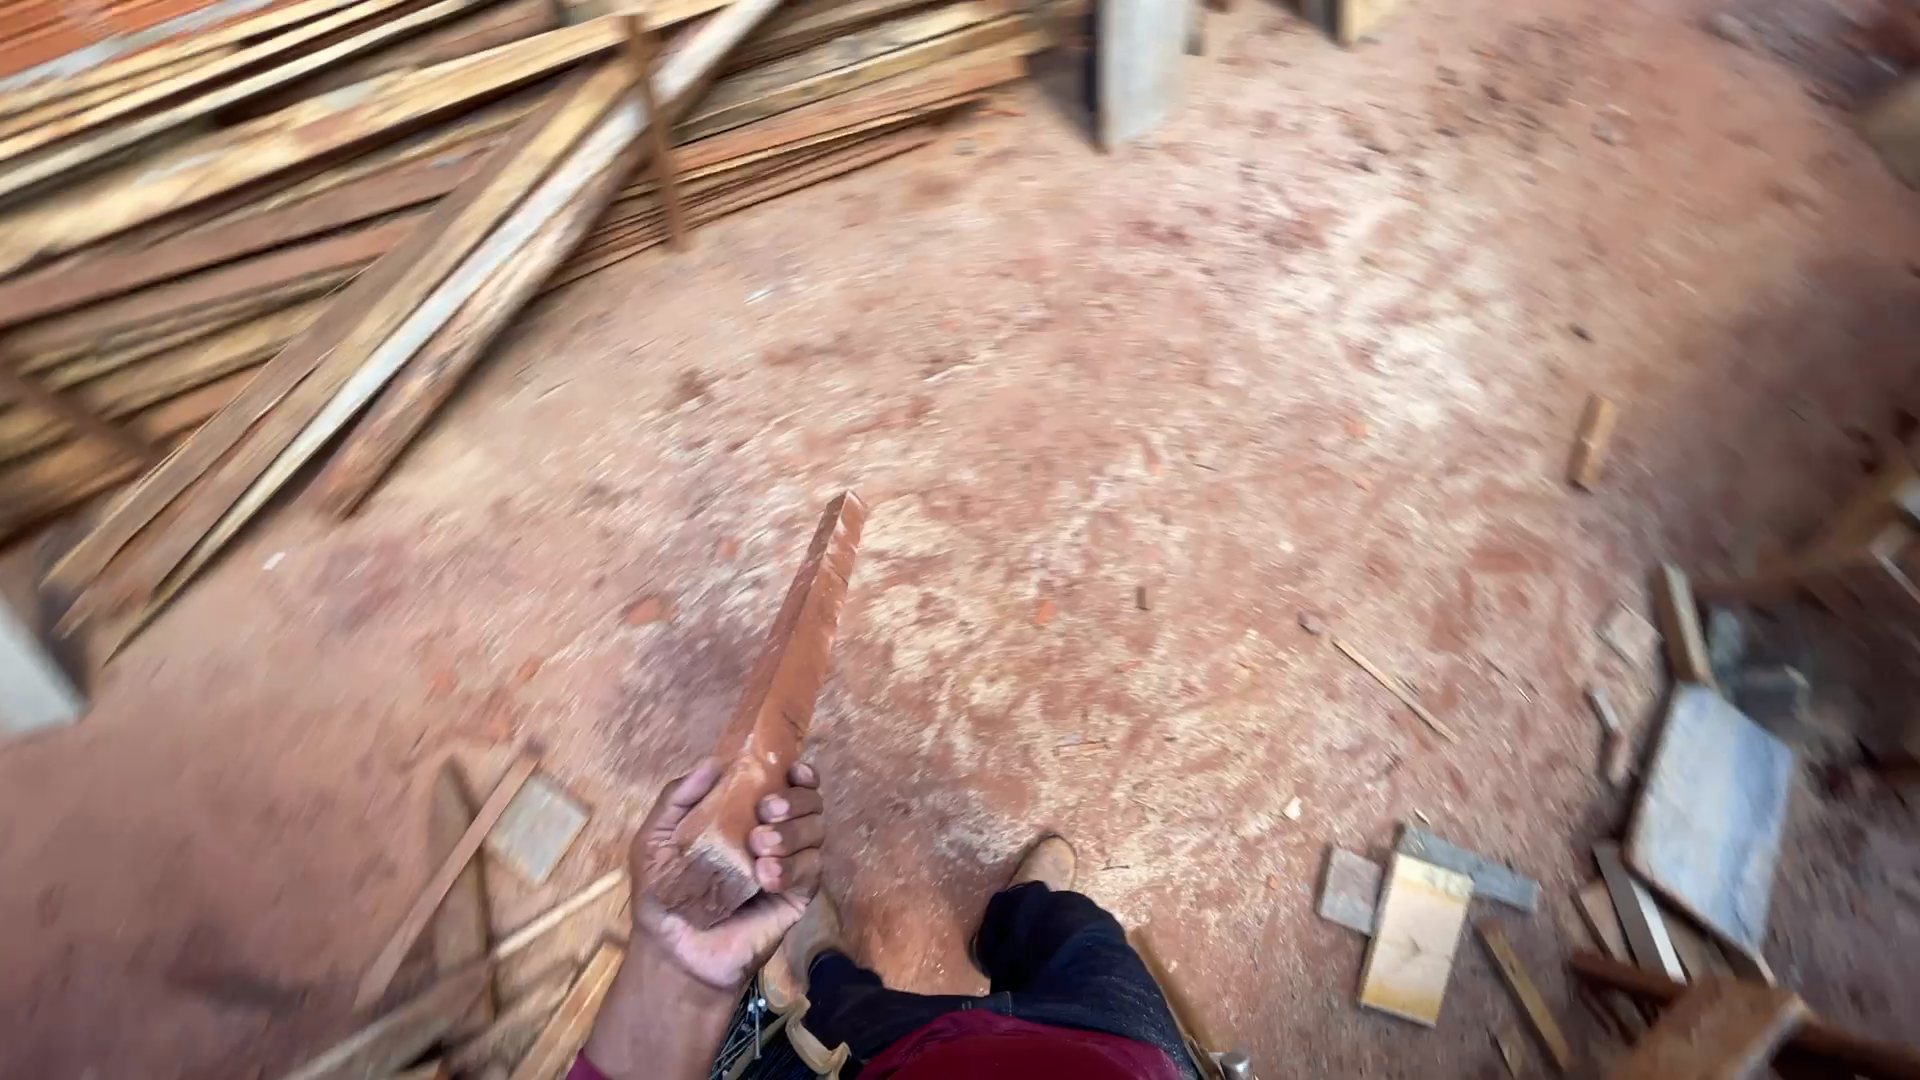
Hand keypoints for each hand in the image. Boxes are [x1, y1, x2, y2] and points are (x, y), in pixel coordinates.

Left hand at [632, 757, 825, 990]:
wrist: (673, 956)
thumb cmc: (665, 895)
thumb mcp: (656, 841)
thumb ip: (677, 798)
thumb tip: (712, 762)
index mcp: (751, 814)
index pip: (791, 783)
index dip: (800, 773)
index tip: (793, 770)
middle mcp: (779, 834)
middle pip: (812, 802)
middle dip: (795, 800)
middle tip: (765, 811)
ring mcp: (791, 865)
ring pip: (817, 831)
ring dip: (792, 832)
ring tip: (760, 845)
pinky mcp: (797, 896)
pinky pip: (811, 870)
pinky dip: (792, 867)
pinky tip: (765, 876)